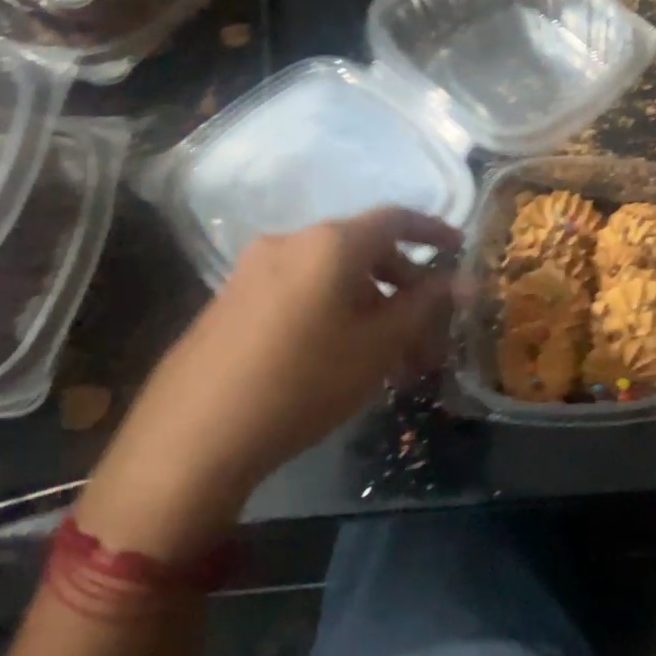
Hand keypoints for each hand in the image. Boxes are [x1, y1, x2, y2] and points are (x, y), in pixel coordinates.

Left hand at [76, 207, 459, 560]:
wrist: (192, 436)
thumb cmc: (306, 379)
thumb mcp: (382, 344)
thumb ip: (427, 304)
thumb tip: (463, 280)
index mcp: (330, 244)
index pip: (396, 219)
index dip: (434, 231)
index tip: (460, 250)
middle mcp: (290, 243)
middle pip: (365, 250)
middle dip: (405, 285)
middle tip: (431, 327)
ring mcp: (253, 273)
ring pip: (333, 278)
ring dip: (373, 306)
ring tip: (394, 356)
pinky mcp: (231, 304)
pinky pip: (302, 294)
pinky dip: (336, 314)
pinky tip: (346, 358)